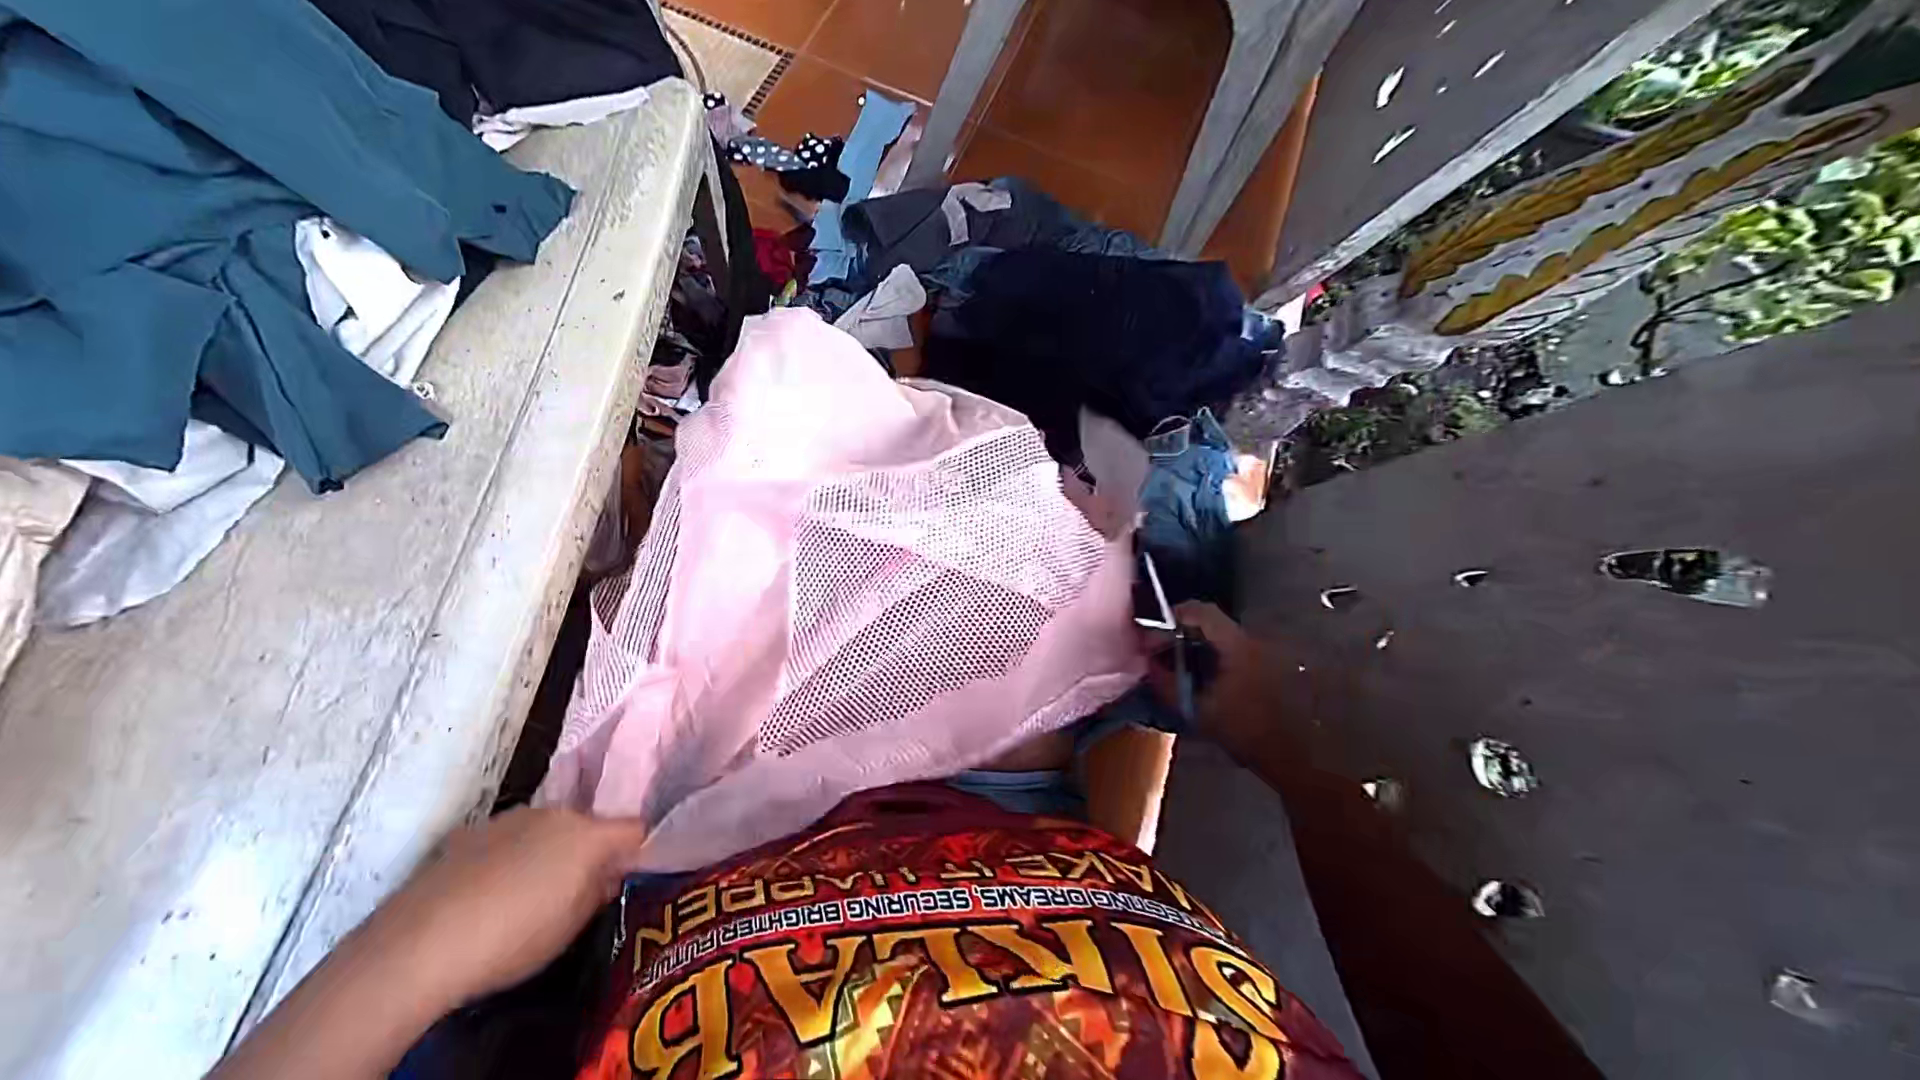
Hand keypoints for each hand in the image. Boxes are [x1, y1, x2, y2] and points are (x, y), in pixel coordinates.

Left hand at [359, 806, 648, 1010]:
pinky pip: (504, 840)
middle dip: (588, 850)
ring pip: (544, 830)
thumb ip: (598, 891)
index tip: (629, 873)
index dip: (638, 850)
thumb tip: (606, 876)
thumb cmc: (512, 938)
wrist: (416, 946)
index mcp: (589, 833)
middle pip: (587, 825)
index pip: (635, 829)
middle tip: (577, 889)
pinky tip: (485, 893)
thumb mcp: (572, 926)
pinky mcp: (466, 833)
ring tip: (525, 893)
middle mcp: (554, 813)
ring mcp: (508, 818)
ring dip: (546, 851)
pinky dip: (506, 858)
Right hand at [1143, 602, 1327, 759]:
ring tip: (1181, 666)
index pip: (1200, 611)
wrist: (1297, 757)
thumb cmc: (1247, 731)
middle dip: (1182, 633)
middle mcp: (1255, 640)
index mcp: (1237, 645)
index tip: (1154, 633)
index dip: (1172, 615)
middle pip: (1210, 623)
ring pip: (1222, 638)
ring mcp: (1267, 652)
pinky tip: (1207, 680)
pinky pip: (1235, 652)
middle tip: (1162, 650)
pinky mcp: (1272, 666)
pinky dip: (1216, 658)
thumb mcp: (1199, 711)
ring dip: (1199, 646)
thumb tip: (1150, 664)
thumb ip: (1169, 685)